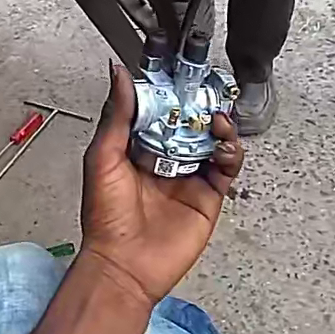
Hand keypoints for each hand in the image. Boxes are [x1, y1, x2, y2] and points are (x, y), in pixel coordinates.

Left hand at [76, 60, 244, 307]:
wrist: (125, 264)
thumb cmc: (105, 215)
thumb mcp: (103, 157)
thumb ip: (116, 115)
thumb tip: (118, 72)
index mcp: (136, 147)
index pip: (158, 111)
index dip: (169, 90)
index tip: (178, 69)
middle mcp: (164, 158)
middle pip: (189, 122)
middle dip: (198, 104)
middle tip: (205, 88)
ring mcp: (188, 176)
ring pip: (211, 140)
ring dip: (217, 124)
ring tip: (215, 117)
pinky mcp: (208, 196)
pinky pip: (226, 168)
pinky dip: (231, 152)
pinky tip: (225, 142)